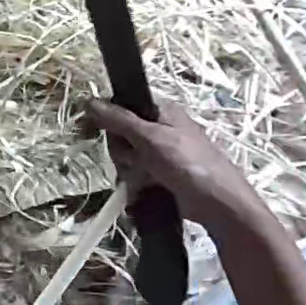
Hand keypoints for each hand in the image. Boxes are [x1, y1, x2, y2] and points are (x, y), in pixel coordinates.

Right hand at [86, 99, 269, 231]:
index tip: (88, 131)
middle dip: (122, 151)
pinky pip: (136, 175)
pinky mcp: (160, 174)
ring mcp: (159, 152)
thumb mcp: (151, 137)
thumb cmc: (188, 162)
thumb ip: (119, 120)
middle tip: (136, 159)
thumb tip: (89, 101)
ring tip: (146, 177)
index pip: (121, 105)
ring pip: (126, 158)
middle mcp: (159, 128)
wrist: (217, 202)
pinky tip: (144, 189)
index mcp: (160, 109)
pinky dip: (136, 183)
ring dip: (130, 170)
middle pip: (120, 135)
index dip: (104, 118)